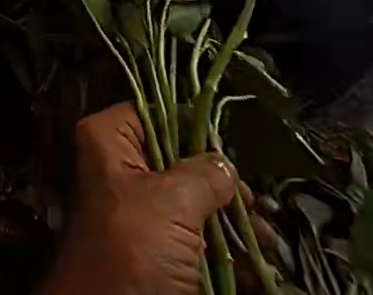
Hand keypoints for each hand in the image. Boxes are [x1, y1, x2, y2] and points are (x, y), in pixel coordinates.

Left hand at [41, 104, 238, 294]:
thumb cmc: (130, 250)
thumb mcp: (171, 202)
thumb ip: (203, 175)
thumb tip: (224, 163)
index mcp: (109, 140)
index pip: (151, 111)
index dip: (188, 122)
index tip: (224, 142)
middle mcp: (121, 166)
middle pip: (177, 157)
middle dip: (218, 180)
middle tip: (251, 200)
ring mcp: (139, 208)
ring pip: (190, 198)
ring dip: (229, 217)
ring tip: (263, 234)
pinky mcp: (156, 246)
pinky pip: (194, 236)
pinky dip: (225, 247)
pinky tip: (256, 261)